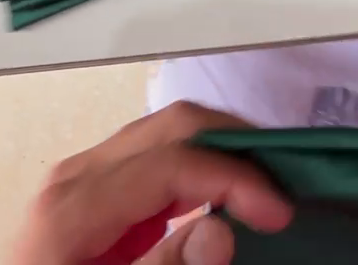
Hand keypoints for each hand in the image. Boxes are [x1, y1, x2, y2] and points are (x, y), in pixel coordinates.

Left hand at [11, 102, 292, 264]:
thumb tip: (223, 231)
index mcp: (73, 205)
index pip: (172, 160)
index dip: (233, 176)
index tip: (280, 209)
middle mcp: (78, 174)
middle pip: (173, 126)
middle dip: (235, 144)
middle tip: (284, 178)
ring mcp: (85, 178)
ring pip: (169, 132)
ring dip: (222, 149)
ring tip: (265, 180)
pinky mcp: (95, 191)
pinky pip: (157, 156)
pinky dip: (200, 164)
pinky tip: (226, 188)